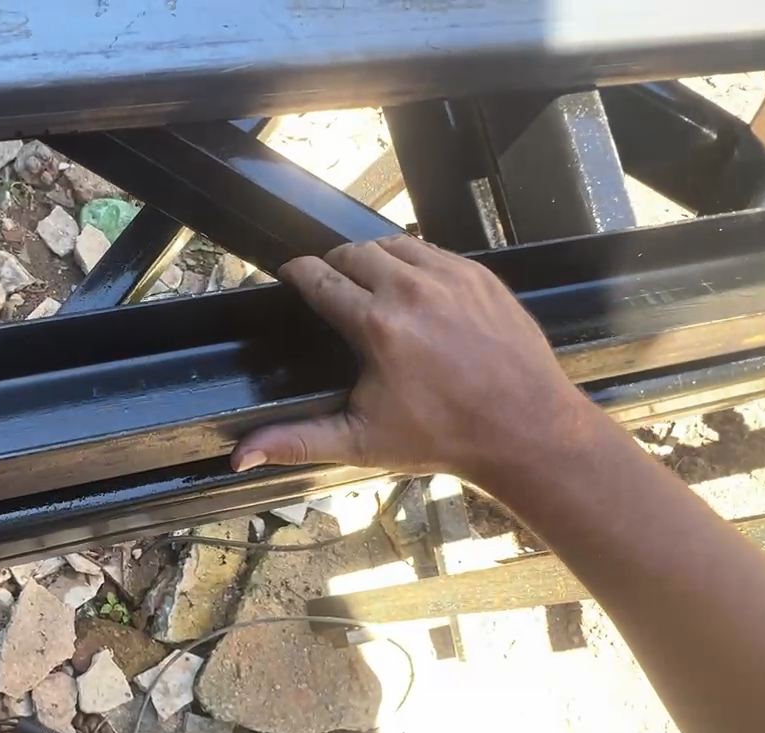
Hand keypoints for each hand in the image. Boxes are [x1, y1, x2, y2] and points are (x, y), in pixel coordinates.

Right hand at [232, 234, 594, 485]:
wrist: (524, 429)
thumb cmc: (440, 438)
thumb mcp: (359, 442)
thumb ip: (295, 441)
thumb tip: (240, 456)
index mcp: (378, 326)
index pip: (322, 278)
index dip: (298, 272)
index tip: (288, 274)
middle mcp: (413, 289)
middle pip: (354, 251)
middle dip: (332, 263)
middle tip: (324, 284)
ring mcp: (452, 277)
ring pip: (394, 244)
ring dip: (370, 257)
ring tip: (362, 281)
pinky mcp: (481, 276)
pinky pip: (433, 251)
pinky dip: (411, 261)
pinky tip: (408, 287)